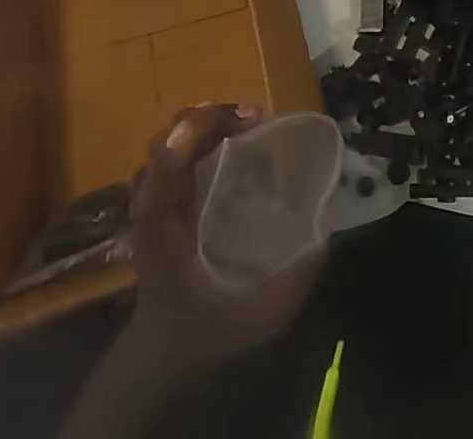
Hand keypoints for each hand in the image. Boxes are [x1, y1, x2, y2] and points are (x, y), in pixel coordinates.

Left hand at [126, 103, 326, 366]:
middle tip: (256, 118)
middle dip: (211, 117)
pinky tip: (228, 142)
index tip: (252, 121)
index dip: (206, 126)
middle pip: (167, 138)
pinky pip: (171, 154)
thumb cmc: (207, 333)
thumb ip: (294, 279)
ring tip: (246, 122)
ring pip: (167, 141)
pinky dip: (197, 137)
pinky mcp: (156, 203)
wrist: (163, 354)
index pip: (169, 156)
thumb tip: (324, 227)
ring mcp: (148, 201)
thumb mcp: (258, 318)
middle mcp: (149, 203)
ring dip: (204, 123)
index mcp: (162, 223)